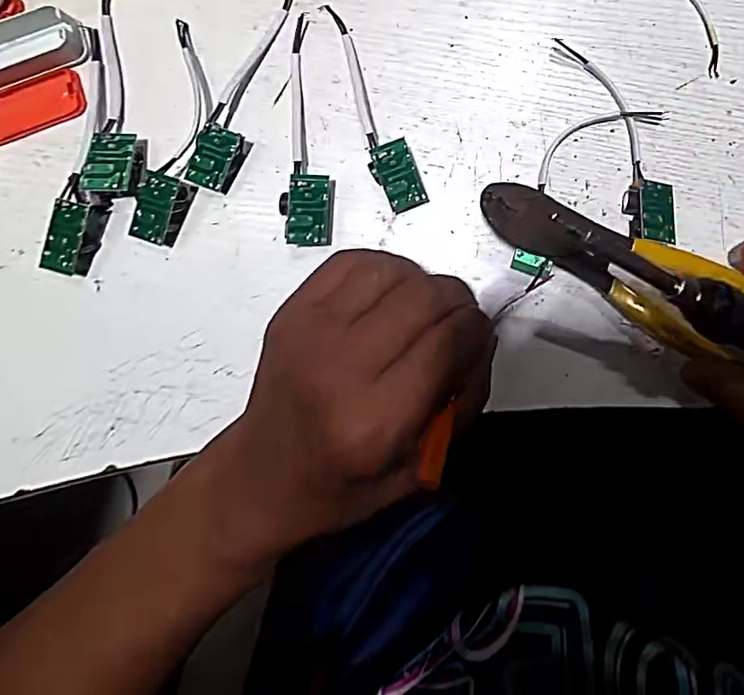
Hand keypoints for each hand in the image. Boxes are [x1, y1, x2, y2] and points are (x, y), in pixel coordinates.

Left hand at [198, 250, 493, 568]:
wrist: (261, 479)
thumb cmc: (336, 483)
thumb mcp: (419, 468)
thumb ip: (463, 402)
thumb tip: (481, 339)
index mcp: (372, 421)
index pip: (449, 340)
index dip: (476, 331)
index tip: (478, 336)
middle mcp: (337, 369)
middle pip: (427, 297)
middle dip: (457, 305)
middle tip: (456, 324)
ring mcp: (311, 332)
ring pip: (396, 270)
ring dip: (422, 284)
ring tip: (421, 311)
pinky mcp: (294, 311)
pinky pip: (355, 261)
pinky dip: (384, 270)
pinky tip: (388, 295)